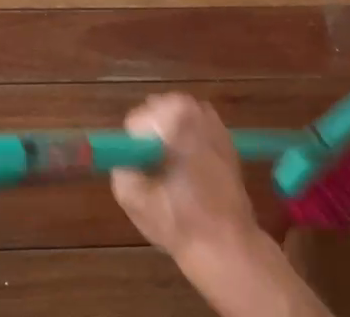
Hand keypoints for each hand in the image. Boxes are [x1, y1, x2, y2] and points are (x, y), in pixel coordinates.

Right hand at [110, 94, 262, 262]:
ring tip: (167, 166)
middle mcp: (199, 113)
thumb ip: (121, 168)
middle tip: (147, 164)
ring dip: (170, 133)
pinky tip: (188, 167)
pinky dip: (189, 138)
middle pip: (162, 108)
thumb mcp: (134, 200)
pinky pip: (199, 127)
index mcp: (176, 121)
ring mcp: (217, 125)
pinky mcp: (228, 140)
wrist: (225, 242)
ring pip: (181, 115)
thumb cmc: (179, 221)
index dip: (132, 142)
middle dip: (150, 132)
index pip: (139, 118)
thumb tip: (124, 158)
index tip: (135, 164)